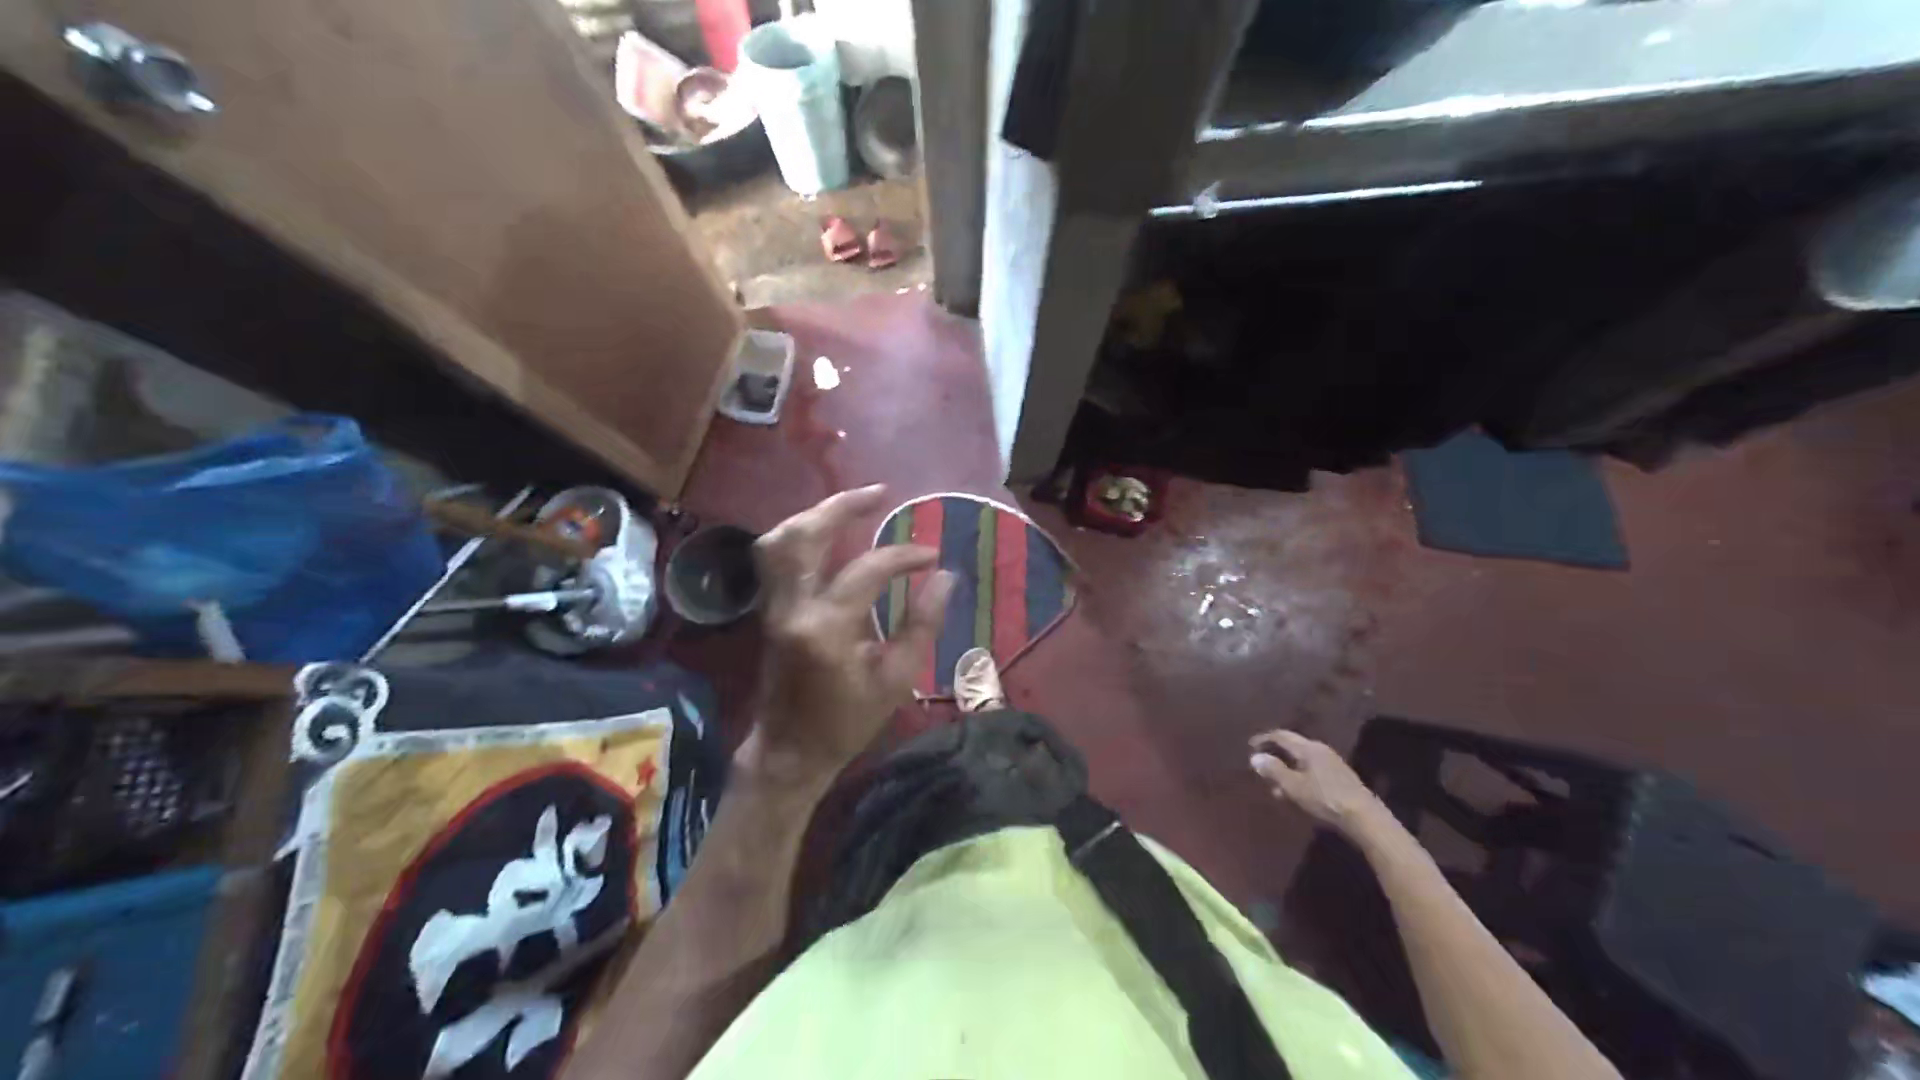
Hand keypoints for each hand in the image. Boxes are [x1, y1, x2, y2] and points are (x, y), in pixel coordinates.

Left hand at [745, 485, 953, 783]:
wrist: (789, 750)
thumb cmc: (847, 721)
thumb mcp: (896, 679)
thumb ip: (921, 624)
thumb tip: (945, 577)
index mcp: (826, 627)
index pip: (867, 569)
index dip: (904, 556)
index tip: (932, 557)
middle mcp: (792, 607)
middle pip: (804, 534)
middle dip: (842, 506)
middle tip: (878, 493)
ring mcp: (772, 606)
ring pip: (779, 540)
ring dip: (815, 515)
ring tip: (851, 507)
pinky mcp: (768, 609)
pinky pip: (775, 557)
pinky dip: (801, 535)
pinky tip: (828, 534)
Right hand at [1248, 730, 1388, 835]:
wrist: (1364, 817)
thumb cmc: (1324, 798)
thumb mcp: (1294, 786)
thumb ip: (1274, 770)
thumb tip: (1255, 757)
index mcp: (1308, 748)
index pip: (1281, 736)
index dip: (1264, 739)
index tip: (1250, 746)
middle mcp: (1320, 750)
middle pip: (1292, 746)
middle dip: (1275, 755)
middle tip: (1262, 765)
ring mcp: (1332, 763)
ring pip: (1302, 760)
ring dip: (1287, 769)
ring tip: (1275, 786)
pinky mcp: (1339, 776)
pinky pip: (1312, 769)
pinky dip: (1299, 776)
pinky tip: (1296, 792)